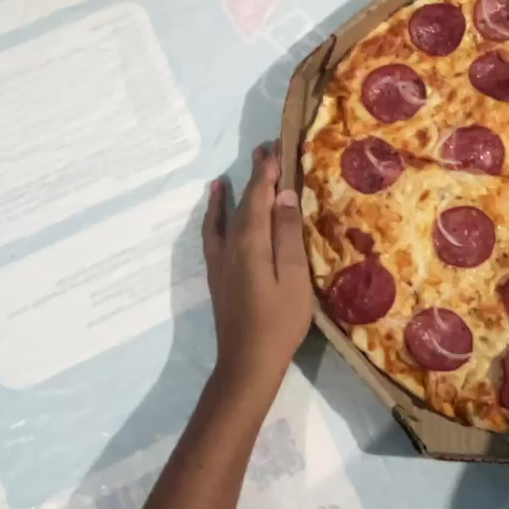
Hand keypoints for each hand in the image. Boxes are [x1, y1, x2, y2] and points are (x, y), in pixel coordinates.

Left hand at [201, 143, 314, 393]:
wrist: (247, 362)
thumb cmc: (280, 321)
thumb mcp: (295, 276)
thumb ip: (287, 233)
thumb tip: (283, 193)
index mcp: (252, 242)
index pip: (260, 196)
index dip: (268, 171)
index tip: (277, 147)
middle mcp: (231, 244)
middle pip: (244, 201)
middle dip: (255, 175)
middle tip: (266, 149)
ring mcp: (221, 259)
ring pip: (227, 214)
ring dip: (236, 190)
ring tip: (242, 169)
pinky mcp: (218, 272)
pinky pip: (213, 230)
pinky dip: (215, 212)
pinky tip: (217, 205)